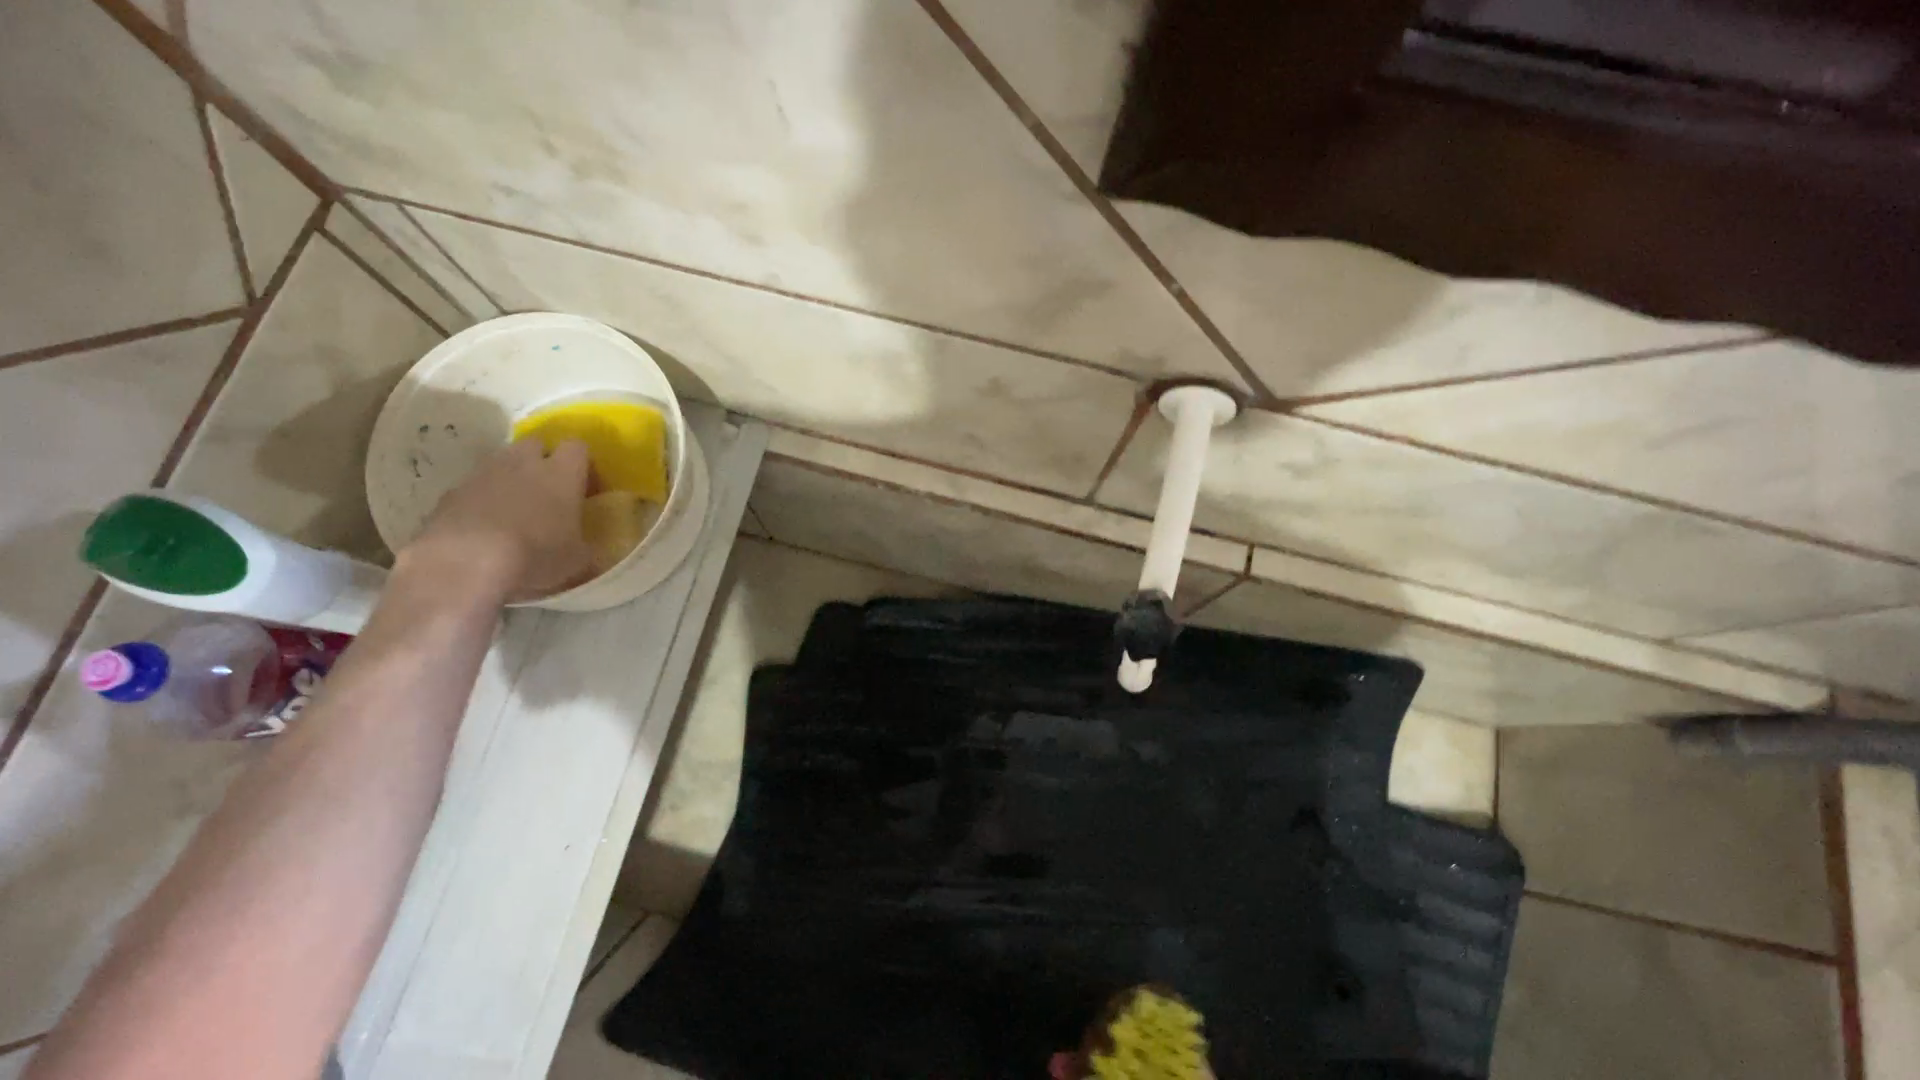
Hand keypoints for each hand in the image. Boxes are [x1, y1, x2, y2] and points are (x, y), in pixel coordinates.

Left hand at [401, 437, 594, 602]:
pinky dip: (482, 500)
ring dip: (511, 479)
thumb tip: (588, 550)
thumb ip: (585, 547)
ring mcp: (484, 473)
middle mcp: (523, 462)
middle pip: (536, 444)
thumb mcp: (577, 561)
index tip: (583, 487)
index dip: (581, 464)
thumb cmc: (535, 556)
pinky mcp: (453, 491)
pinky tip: (483, 528)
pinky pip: (475, 487)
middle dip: (542, 461)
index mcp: (561, 473)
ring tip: (514, 512)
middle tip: (548, 493)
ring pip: (502, 463)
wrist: (465, 563)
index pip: (578, 447)